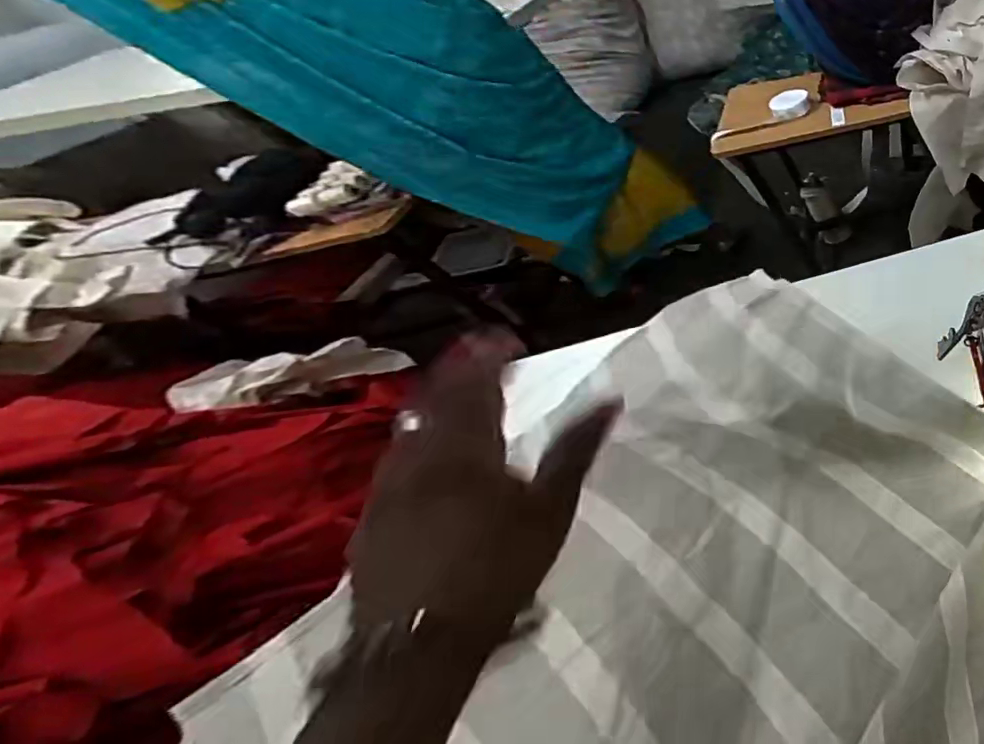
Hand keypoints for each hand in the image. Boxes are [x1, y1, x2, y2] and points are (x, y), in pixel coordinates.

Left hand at [348, 331, 620, 642]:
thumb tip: (611, 400)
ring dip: (433, 401)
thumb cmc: (498, 566)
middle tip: (478, 350)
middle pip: (436, 401)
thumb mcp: (551, 507)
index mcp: (466, 451)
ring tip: (452, 390)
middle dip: (458, 370)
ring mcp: (389, 490)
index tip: (506, 337)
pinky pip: (394, 460)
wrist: (419, 645)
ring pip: (409, 429)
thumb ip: (575, 448)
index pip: (477, 388)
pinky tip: (421, 448)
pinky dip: (414, 437)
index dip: (489, 357)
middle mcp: (421, 460)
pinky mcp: (372, 520)